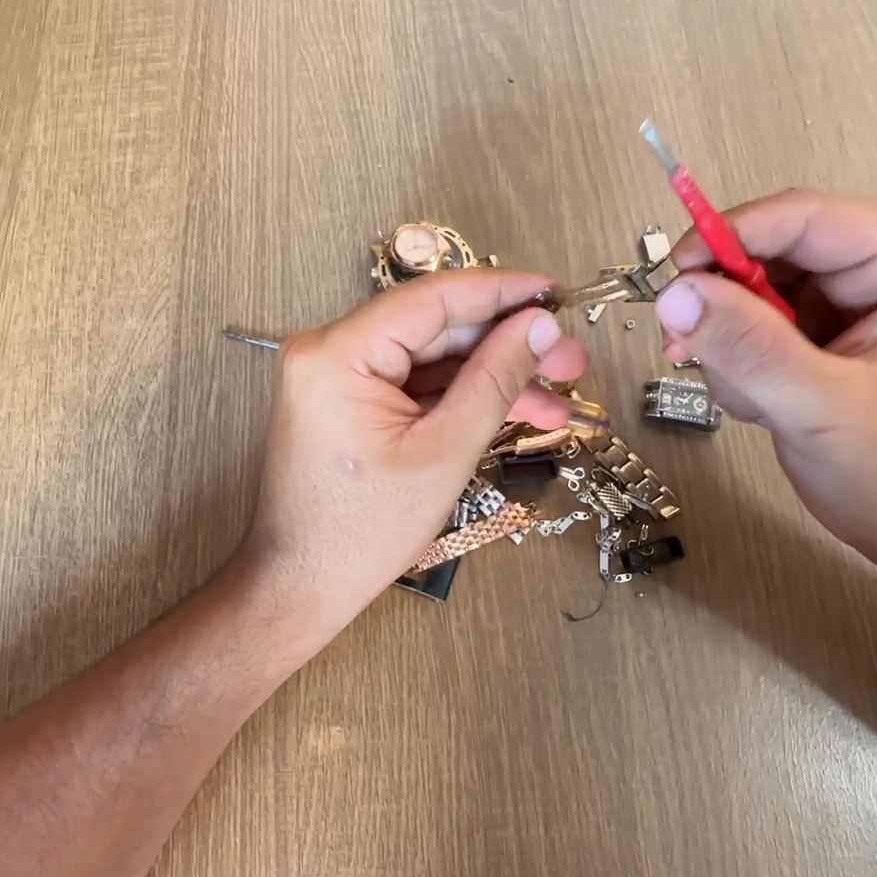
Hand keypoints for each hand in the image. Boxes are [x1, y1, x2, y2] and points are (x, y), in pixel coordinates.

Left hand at [243, 269, 588, 620]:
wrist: (305, 585)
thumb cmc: (364, 531)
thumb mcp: (445, 451)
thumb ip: (495, 379)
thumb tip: (540, 326)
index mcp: (337, 352)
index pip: (433, 298)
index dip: (502, 292)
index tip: (556, 295)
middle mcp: (328, 350)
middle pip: (435, 328)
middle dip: (507, 344)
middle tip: (571, 360)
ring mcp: (335, 376)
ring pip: (430, 359)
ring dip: (491, 376)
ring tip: (556, 399)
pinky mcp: (346, 401)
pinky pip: (412, 385)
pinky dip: (459, 397)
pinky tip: (514, 410)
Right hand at [655, 189, 876, 582]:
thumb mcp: (822, 408)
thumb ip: (747, 347)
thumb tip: (673, 294)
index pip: (807, 217)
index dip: (729, 237)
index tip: (670, 278)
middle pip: (773, 251)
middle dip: (724, 302)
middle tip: (684, 349)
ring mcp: (853, 305)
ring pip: (752, 291)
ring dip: (730, 343)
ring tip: (751, 399)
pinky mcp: (824, 338)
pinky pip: (753, 327)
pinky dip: (738, 364)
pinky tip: (761, 404)